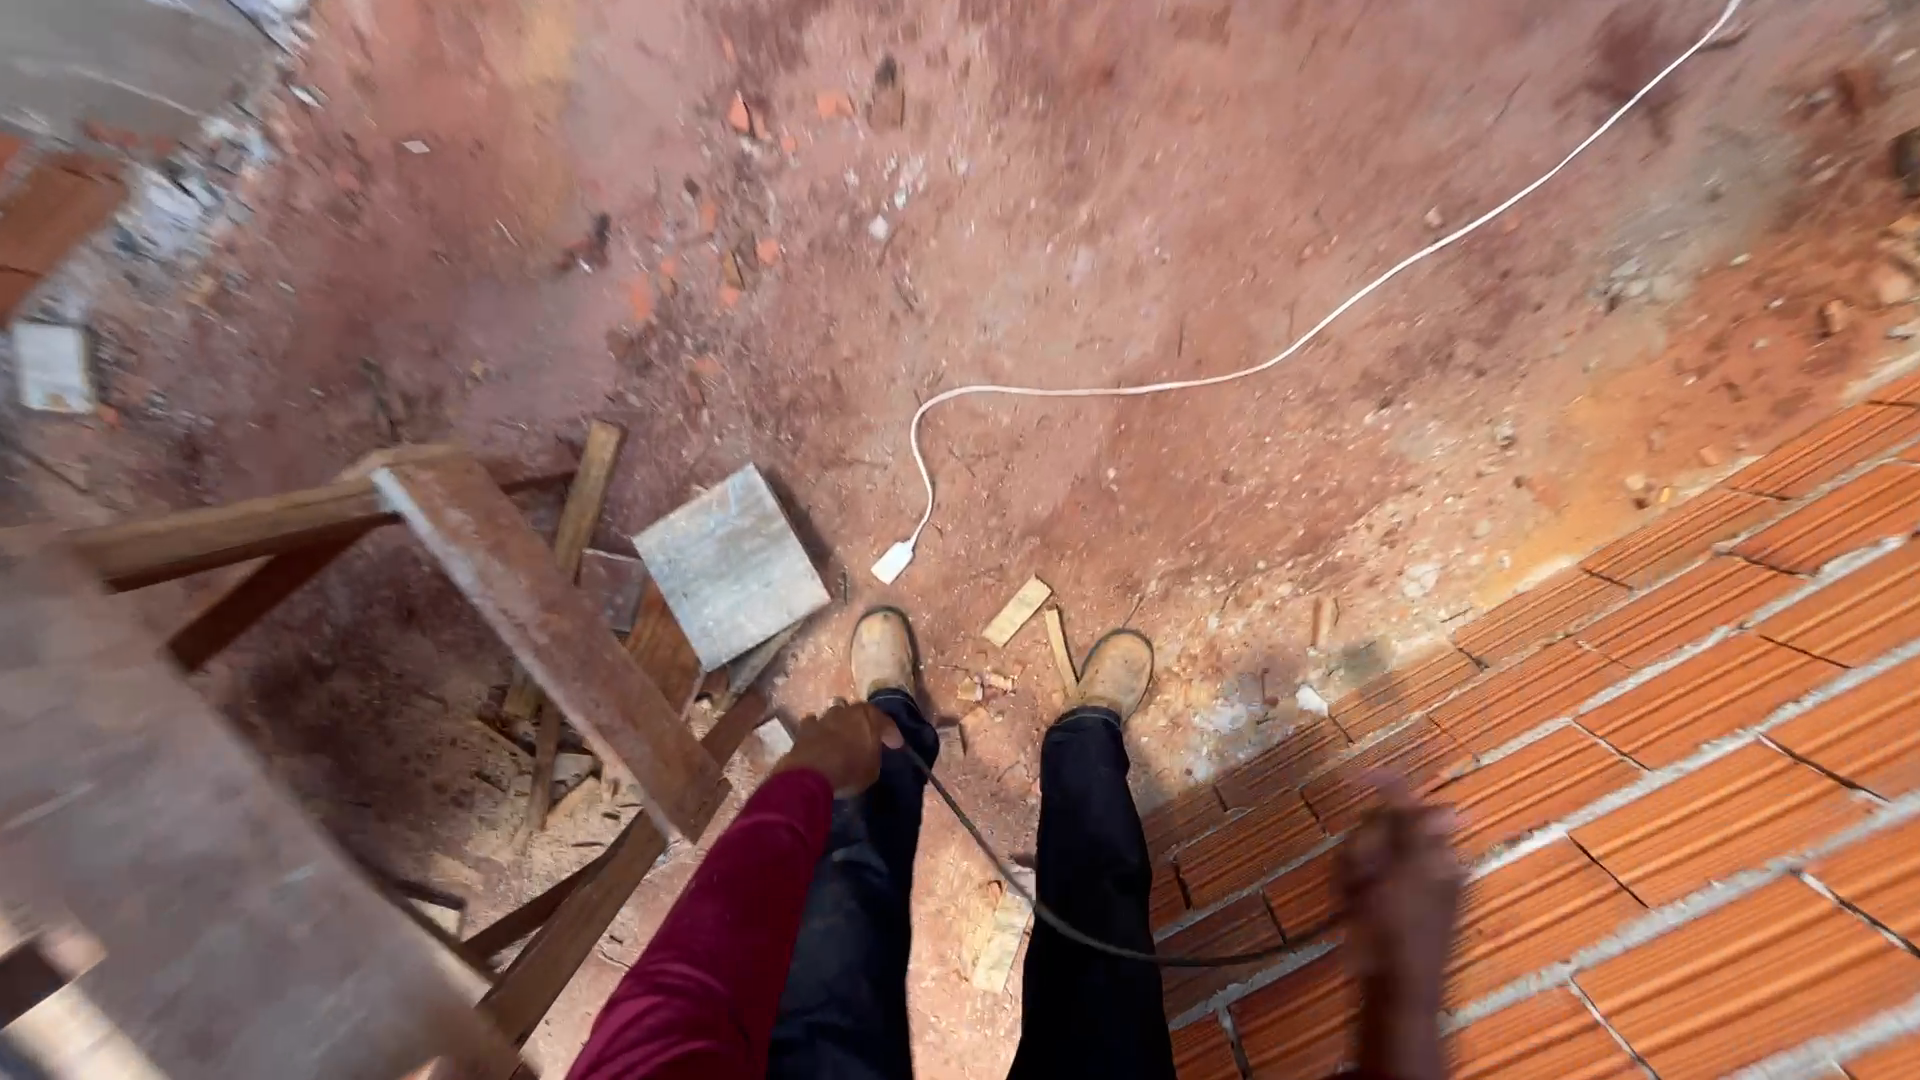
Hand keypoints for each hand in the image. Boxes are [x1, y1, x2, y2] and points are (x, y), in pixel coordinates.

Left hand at [772, 701, 902, 796]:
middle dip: (865, 725)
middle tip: (869, 738)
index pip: (887, 723)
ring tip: (843, 738)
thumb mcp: (873, 769)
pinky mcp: (806, 727)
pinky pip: (815, 724)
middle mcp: (848, 711)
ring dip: (842, 724)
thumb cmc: (850, 770)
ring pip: (837, 715)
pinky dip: (819, 730)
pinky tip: (820, 738)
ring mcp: (825, 717)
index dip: (893, 735)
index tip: (896, 745)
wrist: (811, 773)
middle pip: (860, 714)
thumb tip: (871, 752)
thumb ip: (874, 755)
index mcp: (870, 717)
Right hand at [1338, 772, 1463, 1079]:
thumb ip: (1420, 835)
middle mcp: (1425, 861)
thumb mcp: (1409, 875)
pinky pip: (1358, 873)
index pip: (1410, 801)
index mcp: (1438, 852)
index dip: (1382, 785)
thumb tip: (1453, 806)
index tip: (1349, 778)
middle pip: (1379, 824)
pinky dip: (1350, 885)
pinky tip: (1351, 905)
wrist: (1392, 983)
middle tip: (1359, 872)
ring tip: (1354, 897)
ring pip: (1363, 848)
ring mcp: (1404, 880)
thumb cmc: (1400, 927)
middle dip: (1362, 844)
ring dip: (1352, 868)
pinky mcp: (1386, 897)